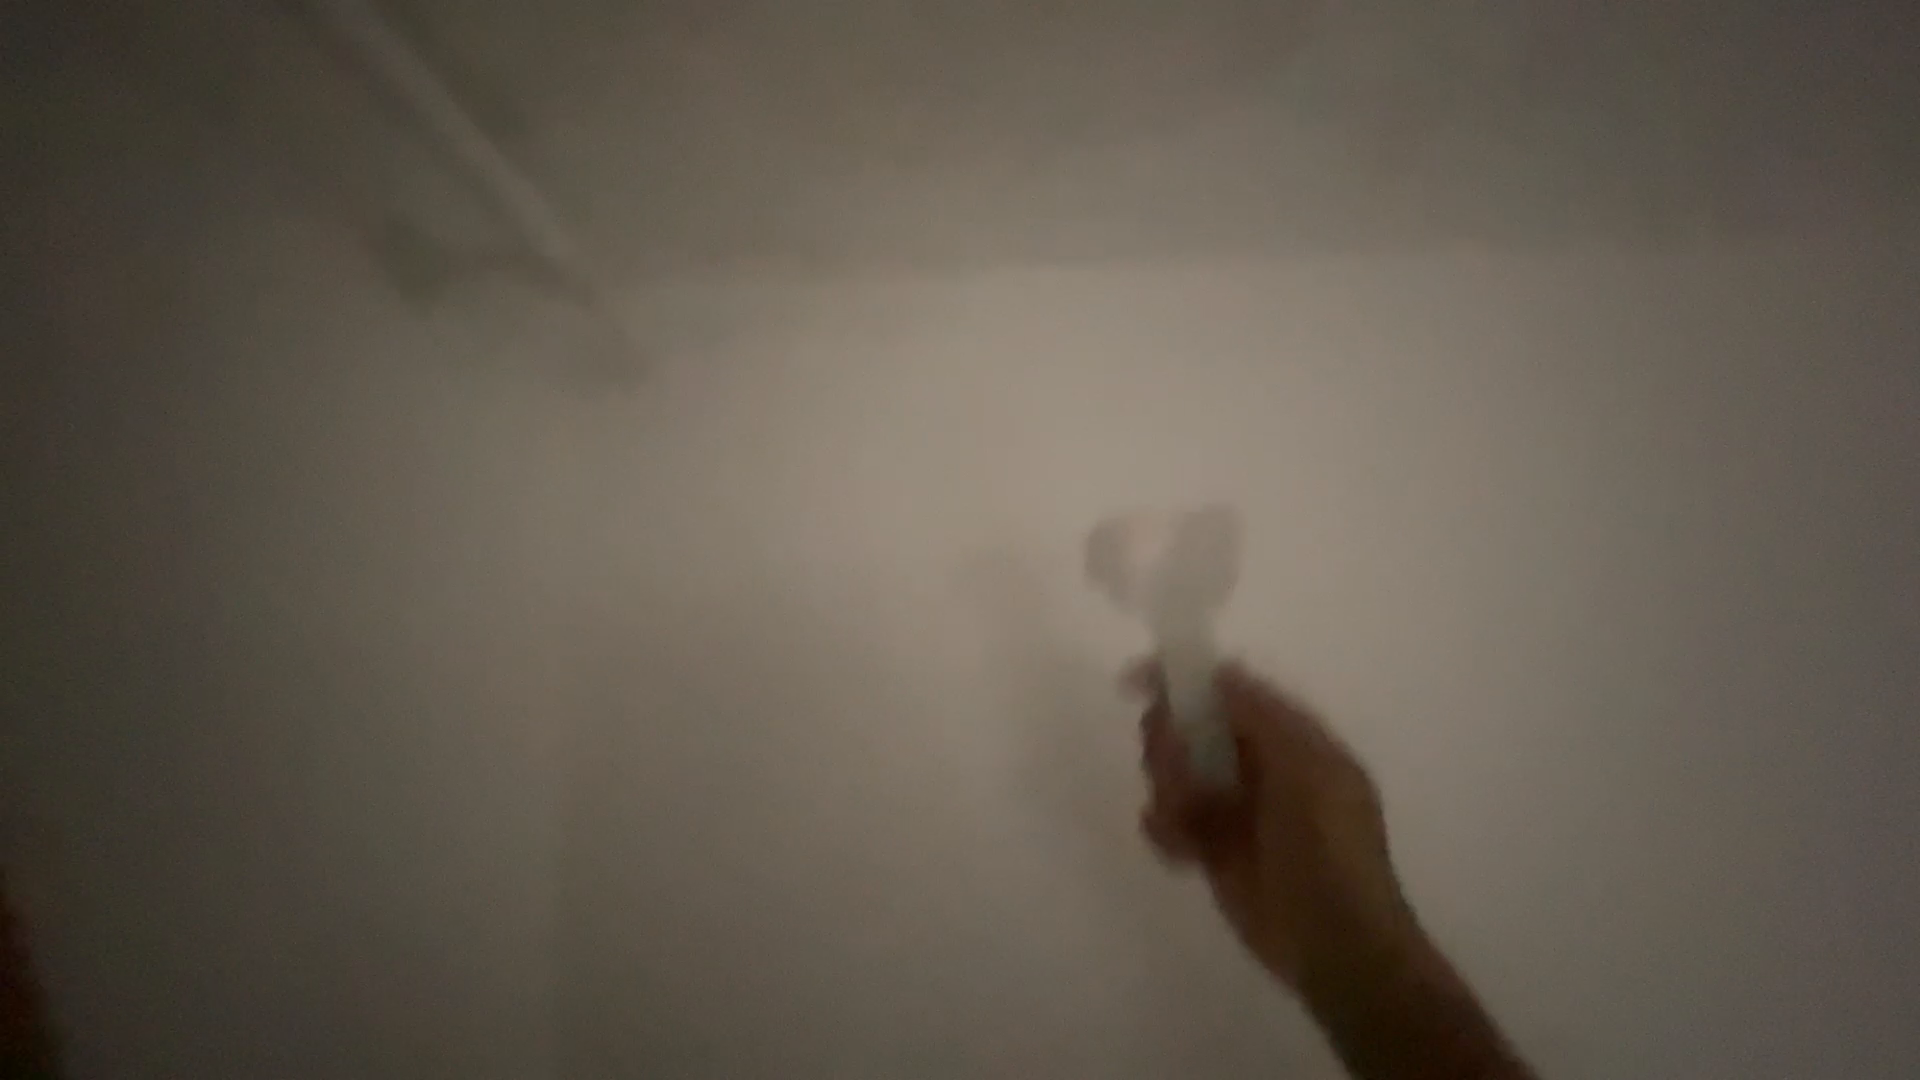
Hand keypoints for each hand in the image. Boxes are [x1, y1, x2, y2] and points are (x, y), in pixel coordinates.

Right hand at [1131, 659, 1418, 994]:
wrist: (1334, 946)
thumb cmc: (1327, 849)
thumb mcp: (1304, 767)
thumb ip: (1259, 715)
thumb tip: (1217, 671)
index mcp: (1285, 738)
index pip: (1225, 689)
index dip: (1181, 680)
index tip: (1136, 685)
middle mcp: (1253, 763)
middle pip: (1186, 725)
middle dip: (1170, 746)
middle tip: (1176, 776)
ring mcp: (1228, 804)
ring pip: (1169, 770)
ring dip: (1168, 791)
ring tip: (1187, 825)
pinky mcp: (1206, 845)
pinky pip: (1164, 816)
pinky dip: (1164, 828)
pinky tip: (1181, 852)